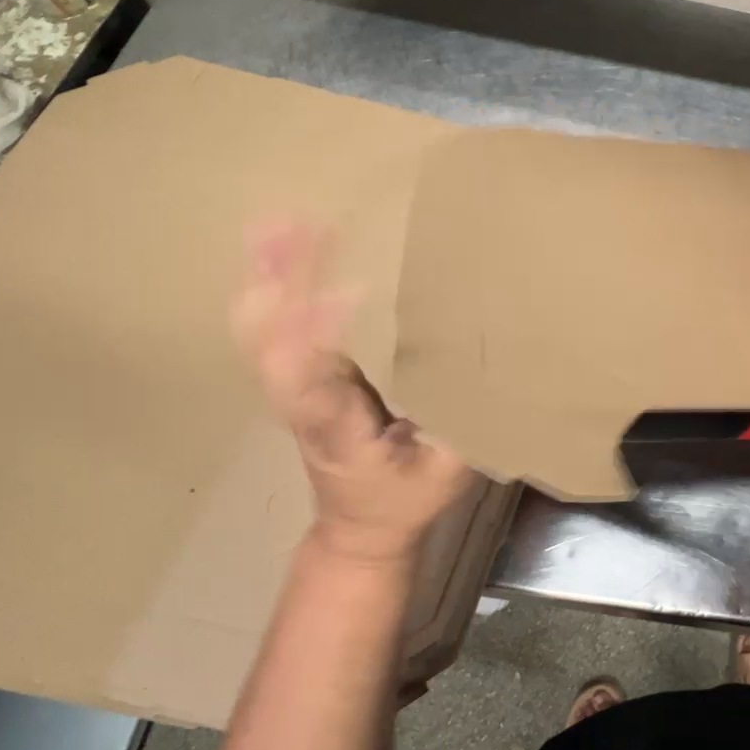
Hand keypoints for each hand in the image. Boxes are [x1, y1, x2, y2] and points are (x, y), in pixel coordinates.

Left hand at [233, 219, 475, 564]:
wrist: (357, 527)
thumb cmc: (407, 498)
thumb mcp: (448, 472)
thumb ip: (462, 424)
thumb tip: (489, 363)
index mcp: (341, 431)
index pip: (321, 385)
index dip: (325, 339)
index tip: (350, 290)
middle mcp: (303, 405)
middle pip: (273, 343)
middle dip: (282, 285)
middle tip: (294, 226)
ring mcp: (288, 391)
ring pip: (260, 331)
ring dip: (265, 277)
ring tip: (276, 222)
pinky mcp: (290, 380)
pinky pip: (266, 329)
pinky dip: (266, 285)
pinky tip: (273, 246)